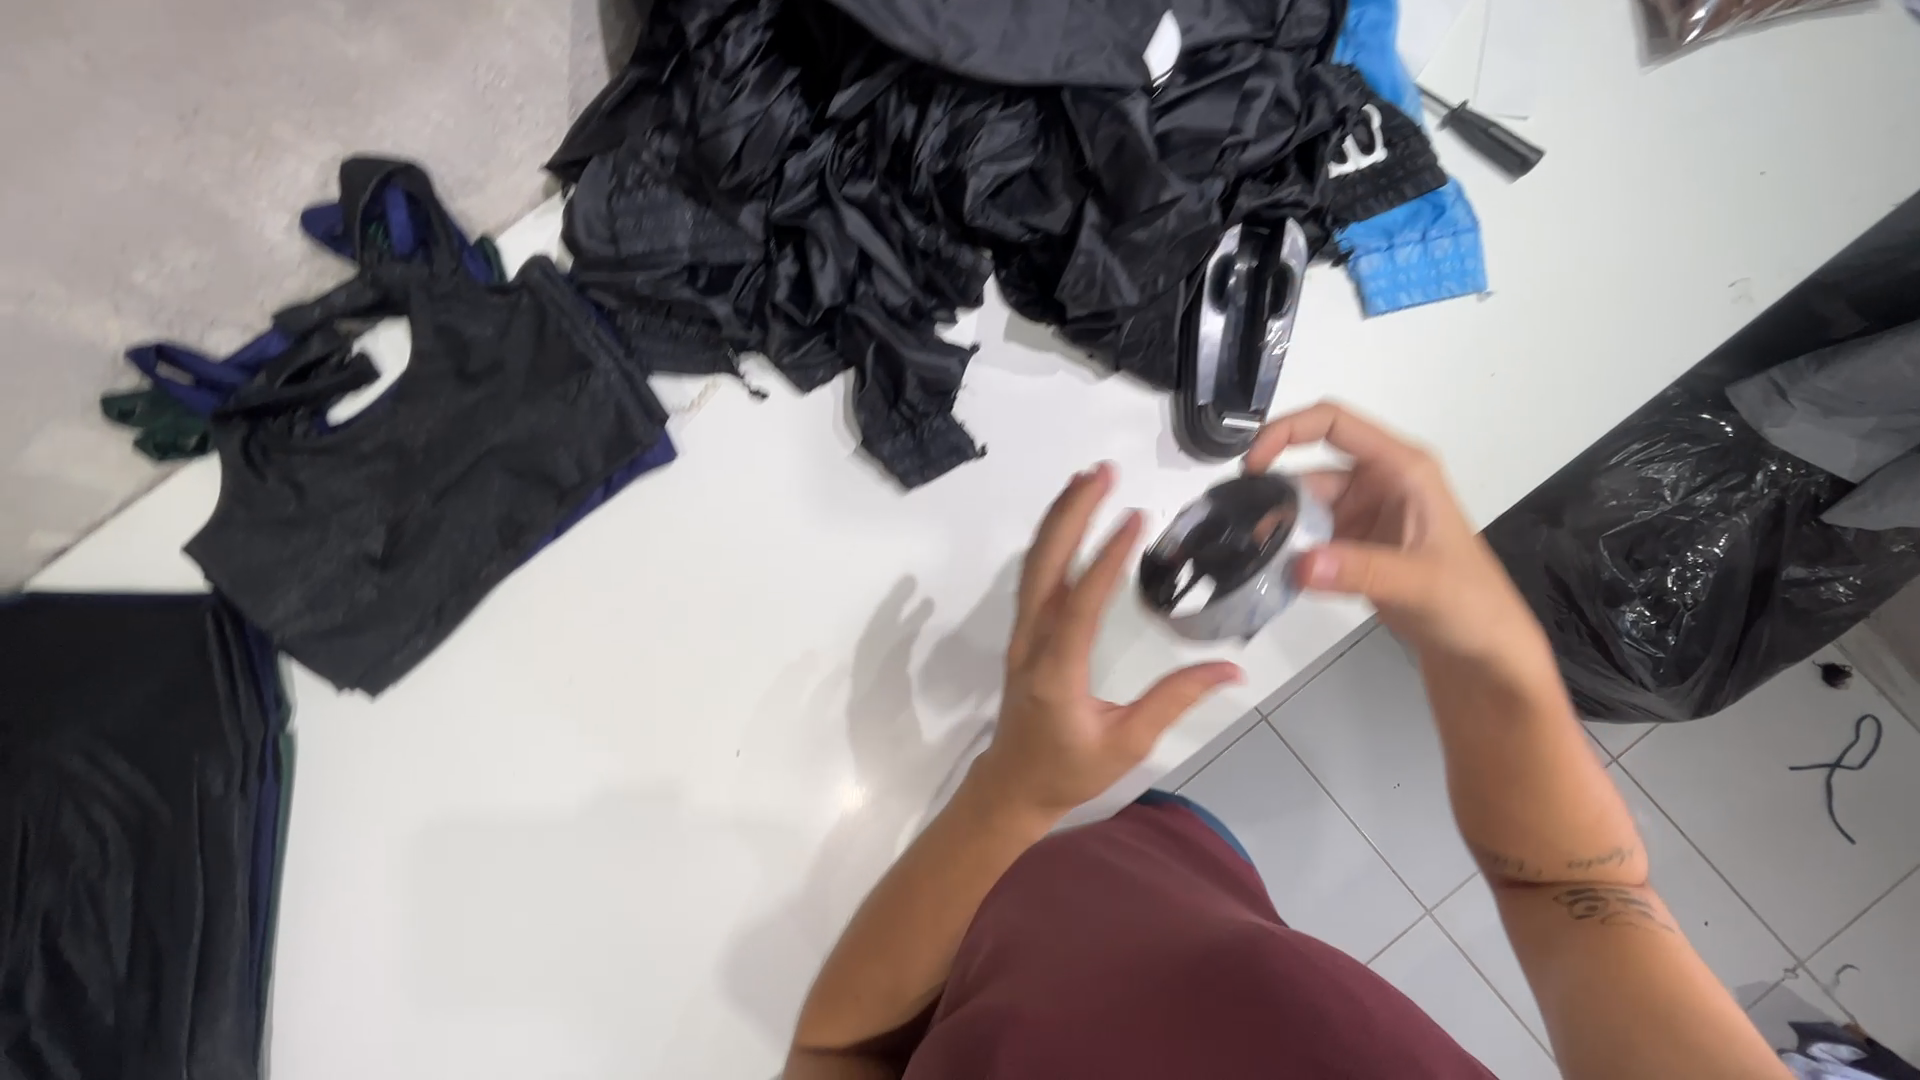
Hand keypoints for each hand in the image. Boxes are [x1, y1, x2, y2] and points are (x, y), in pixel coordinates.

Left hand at [970, 463, 1242, 818]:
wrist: (1013, 784)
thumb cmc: (1069, 770)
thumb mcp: (1127, 743)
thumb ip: (1174, 701)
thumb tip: (1231, 669)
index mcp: (1057, 671)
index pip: (1082, 604)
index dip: (1107, 559)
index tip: (1135, 517)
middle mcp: (1032, 643)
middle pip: (1045, 566)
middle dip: (1071, 515)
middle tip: (1103, 473)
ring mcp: (1022, 634)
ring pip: (1034, 565)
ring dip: (1058, 519)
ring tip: (1086, 480)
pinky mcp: (1023, 632)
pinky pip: (1032, 577)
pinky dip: (1049, 540)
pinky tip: (1067, 519)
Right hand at [1244, 403, 1549, 671]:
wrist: (1482, 648)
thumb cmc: (1469, 603)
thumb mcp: (1419, 582)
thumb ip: (1360, 571)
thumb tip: (1299, 564)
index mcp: (1401, 468)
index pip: (1333, 424)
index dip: (1286, 431)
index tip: (1251, 466)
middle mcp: (1377, 482)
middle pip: (1308, 469)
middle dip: (1272, 494)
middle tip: (1239, 527)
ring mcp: (1362, 513)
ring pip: (1302, 505)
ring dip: (1277, 526)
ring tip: (1249, 553)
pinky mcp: (1351, 543)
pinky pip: (1306, 534)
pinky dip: (1286, 548)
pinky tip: (1269, 568)